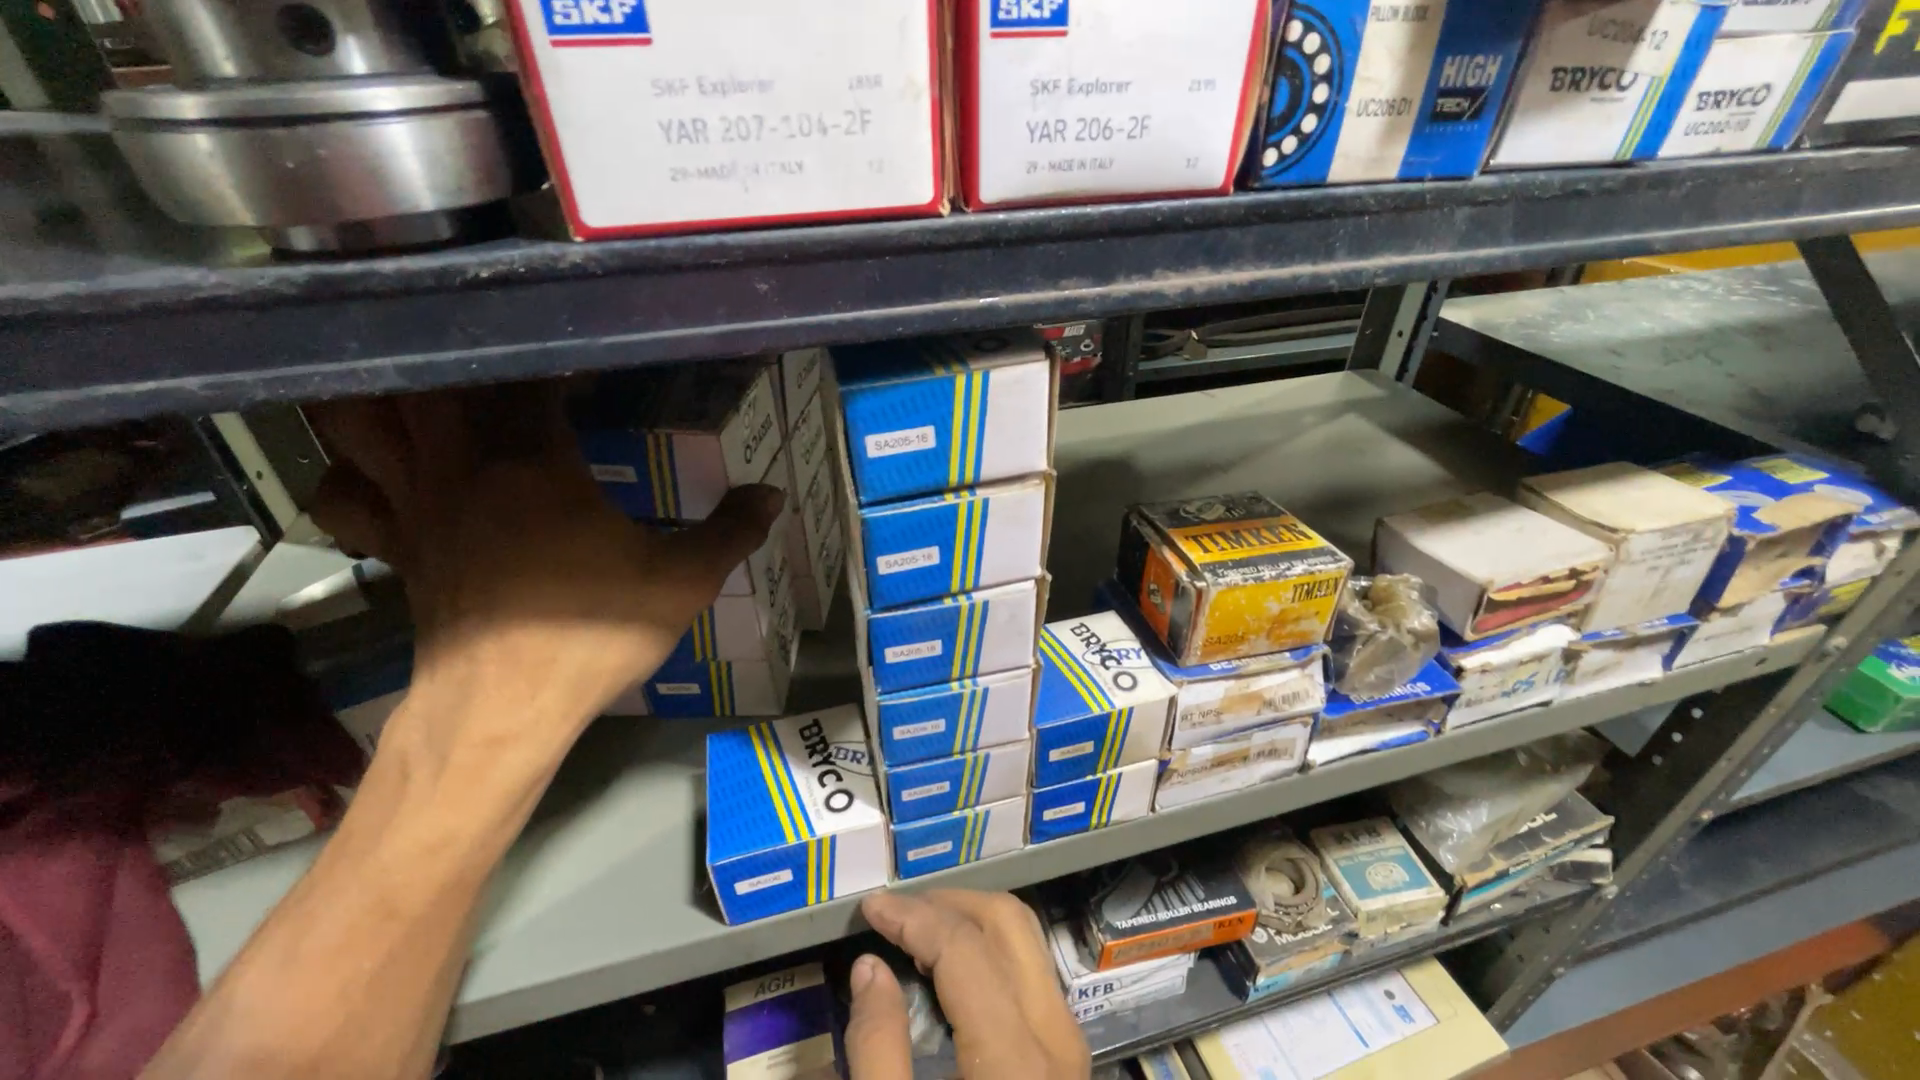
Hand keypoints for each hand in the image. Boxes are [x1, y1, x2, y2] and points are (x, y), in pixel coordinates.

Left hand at [307, 385, 782, 759]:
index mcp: (533, 460)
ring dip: (384, 398)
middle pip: (425, 376)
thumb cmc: (591, 636)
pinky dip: (356, 474)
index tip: (586, 365)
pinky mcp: (395, 546)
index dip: (554, 358)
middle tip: (506, 369)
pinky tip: (392, 476)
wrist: (503, 711)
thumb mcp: (681, 583)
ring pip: (360, 421)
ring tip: (430, 395)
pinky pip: (346, 493)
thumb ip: (730, 532)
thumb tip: (774, 495)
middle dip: (460, 361)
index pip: (527, 374)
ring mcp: (415, 504)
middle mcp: (462, 466)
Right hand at [845, 890, 1089, 1079]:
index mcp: (1016, 1058)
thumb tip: (870, 968)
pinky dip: (988, 951)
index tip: (870, 907)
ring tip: (916, 933)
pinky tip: (950, 971)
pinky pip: (1031, 971)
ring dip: (969, 921)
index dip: (911, 917)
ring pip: (1026, 940)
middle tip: (895, 913)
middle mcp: (1056, 1034)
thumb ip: (877, 1050)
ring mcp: (1068, 1041)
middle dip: (946, 903)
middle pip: (1008, 922)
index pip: (964, 947)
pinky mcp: (1066, 1052)